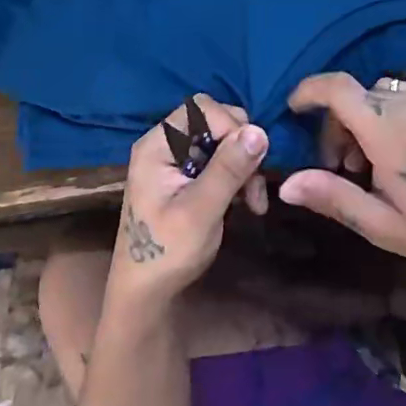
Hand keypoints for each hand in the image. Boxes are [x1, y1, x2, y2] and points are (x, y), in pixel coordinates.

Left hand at [108, 96, 269, 302]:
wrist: (146, 295)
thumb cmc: (166, 253)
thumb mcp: (201, 211)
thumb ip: (228, 169)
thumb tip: (259, 130)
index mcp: (157, 145)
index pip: (202, 109)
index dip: (231, 126)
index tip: (250, 158)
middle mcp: (165, 144)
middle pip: (214, 121)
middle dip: (241, 146)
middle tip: (255, 182)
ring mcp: (176, 160)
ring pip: (222, 140)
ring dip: (244, 164)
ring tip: (254, 201)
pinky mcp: (189, 176)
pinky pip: (221, 159)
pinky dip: (238, 176)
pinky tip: (248, 202)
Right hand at [278, 73, 405, 280]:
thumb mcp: (381, 225)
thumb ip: (332, 198)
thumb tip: (285, 185)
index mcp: (390, 132)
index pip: (338, 88)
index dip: (309, 91)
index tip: (293, 110)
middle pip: (353, 95)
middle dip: (335, 124)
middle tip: (339, 167)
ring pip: (373, 94)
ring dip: (358, 120)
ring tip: (365, 164)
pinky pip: (396, 96)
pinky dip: (380, 115)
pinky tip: (389, 152)